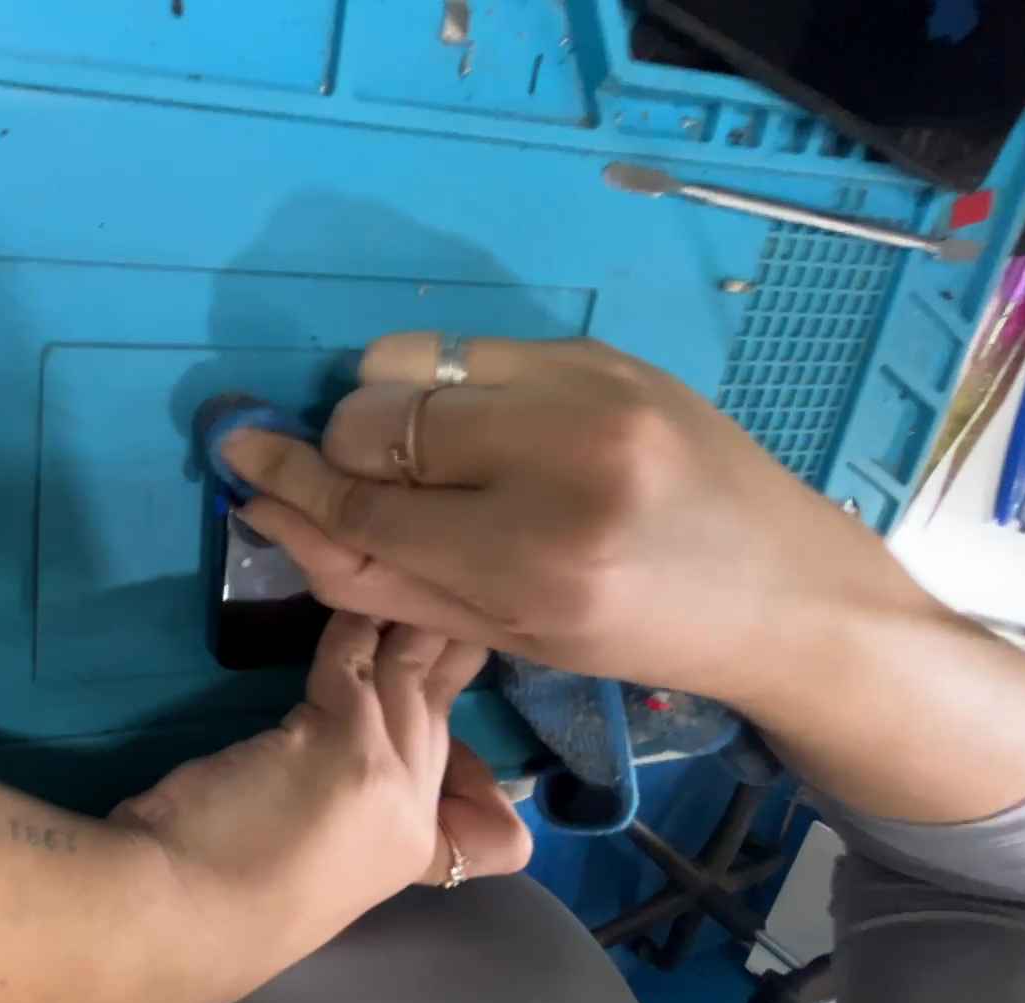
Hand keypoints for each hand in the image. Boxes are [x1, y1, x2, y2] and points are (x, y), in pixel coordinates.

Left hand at [112, 612, 528, 985]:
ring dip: (407, 626)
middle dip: (447, 658)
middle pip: (438, 719)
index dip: (467, 747)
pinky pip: (352, 663)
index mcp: (407, 857)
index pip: (463, 793)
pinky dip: (349, 626)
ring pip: (407, 682)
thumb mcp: (305, 865)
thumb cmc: (229, 895)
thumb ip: (341, 821)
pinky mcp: (341, 739)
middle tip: (456, 607)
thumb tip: (331, 770)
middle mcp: (410, 818)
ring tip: (412, 578)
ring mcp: (385, 777)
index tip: (455, 705)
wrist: (184, 912)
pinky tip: (348, 596)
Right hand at [218, 333, 927, 705]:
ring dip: (383, 412)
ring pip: (399, 362)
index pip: (364, 507)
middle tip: (382, 494)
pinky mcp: (596, 347)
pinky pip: (456, 347)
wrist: (788, 589)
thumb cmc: (629, 634)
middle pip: (368, 421)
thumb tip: (270, 513)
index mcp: (537, 557)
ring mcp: (586, 383)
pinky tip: (484, 431)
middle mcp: (561, 454)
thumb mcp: (493, 633)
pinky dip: (436, 390)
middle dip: (343, 457)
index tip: (236, 454)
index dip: (288, 482)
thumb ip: (368, 576)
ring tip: (433, 458)